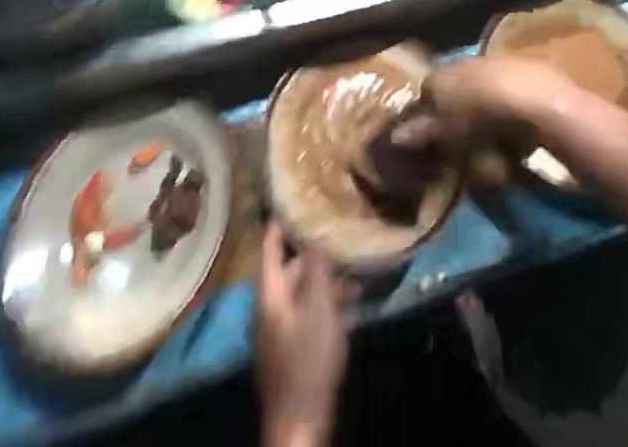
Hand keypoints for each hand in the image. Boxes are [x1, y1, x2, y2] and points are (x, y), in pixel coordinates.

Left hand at [256, 223, 348, 446]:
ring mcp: (278, 332)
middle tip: (344, 254)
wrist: (300, 420)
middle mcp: (269, 308)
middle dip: (318, 263)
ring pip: (303, 298)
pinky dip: (327, 312)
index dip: (277, 229)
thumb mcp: (319, 308)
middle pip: (291, 274)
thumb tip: (316, 240)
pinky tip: (351, 316)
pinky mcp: (290, 353)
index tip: (285, 208)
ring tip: (358, 289)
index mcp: (269, 294)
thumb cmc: (308, 358)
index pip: (269, 250)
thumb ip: (317, 272)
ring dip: (328, 290)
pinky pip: (308, 320)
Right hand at [426, 54, 579, 127]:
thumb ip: (420, 133)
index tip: (435, 135)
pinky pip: (506, 86)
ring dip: (482, 101)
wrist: (531, 98)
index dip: (429, 114)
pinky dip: (507, 100)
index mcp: (438, 74)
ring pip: (479, 82)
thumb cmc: (477, 116)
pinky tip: (516, 121)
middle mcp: (461, 61)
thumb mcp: (444, 132)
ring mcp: (493, 60)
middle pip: (453, 84)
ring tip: (492, 130)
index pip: (426, 91)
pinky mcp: (523, 65)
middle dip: (456, 105)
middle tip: (464, 133)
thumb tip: (395, 137)